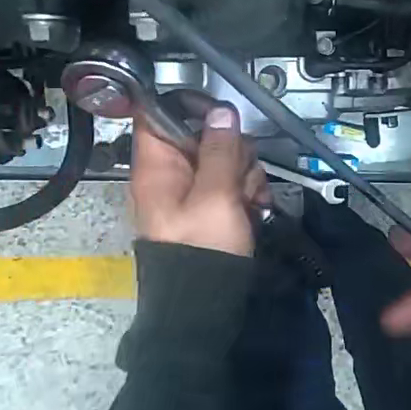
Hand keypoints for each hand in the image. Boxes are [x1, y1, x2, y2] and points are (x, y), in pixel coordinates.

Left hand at [127, 104, 268, 257]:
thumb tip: (220, 111)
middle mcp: (173, 173)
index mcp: (158, 166)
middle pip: (205, 135)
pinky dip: (249, 191)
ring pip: (227, 157)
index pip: (158, 114)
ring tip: (246, 200)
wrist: (206, 304)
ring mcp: (195, 190)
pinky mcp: (214, 204)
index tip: (217, 113)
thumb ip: (219, 150)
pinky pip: (235, 181)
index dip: (187, 105)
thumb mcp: (214, 196)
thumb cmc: (201, 250)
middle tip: (237, 176)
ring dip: (246, 174)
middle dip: (232, 150)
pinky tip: (253, 208)